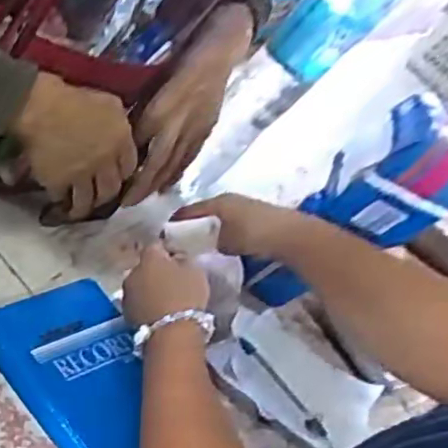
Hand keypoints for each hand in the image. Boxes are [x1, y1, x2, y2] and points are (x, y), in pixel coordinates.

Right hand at [12, 74, 137, 219]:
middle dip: (105, 197)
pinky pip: (62, 199)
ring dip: (83, 208)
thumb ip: (120, 125)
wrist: (43, 110)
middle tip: (98, 198)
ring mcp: (80, 175)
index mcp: (120, 140)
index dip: (123, 175)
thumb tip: (120, 138)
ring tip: (77, 210)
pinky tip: (58, 200)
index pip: (130, 168)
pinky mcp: (58, 184)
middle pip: (110, 190)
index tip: (116, 177)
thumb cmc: (75, 100)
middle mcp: (104, 162)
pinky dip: (60, 201)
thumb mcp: (110, 104)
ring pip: (87, 202)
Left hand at [120, 17, 249, 205]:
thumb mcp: (146, 91)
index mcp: (159, 112)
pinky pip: (188, 159)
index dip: (125, 170)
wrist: (218, 53)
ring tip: (140, 200)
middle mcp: (177, 124)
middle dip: (140, 188)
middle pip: (156, 164)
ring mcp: (195, 129)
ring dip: (155, 186)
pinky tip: (164, 188)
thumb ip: (133, 119)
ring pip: (173, 165)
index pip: (137, 149)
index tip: (110, 186)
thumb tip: (113, 147)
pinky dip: (174, 175)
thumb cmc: (174, 70)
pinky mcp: (206, 131)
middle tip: (124, 205)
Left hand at [122, 242, 209, 326]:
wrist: (170, 329)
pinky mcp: (125, 311)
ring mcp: (125, 294)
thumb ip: (182, 260)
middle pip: (143, 266)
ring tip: (163, 292)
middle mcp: (131, 275)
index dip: (165, 249)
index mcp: (148, 260)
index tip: (176, 255)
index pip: (154, 246)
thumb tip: (173, 259)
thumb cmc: (186, 295)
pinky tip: (155, 305)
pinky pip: (136, 299)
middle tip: (171, 275)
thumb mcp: (194, 271)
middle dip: (154, 268)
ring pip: (137, 283)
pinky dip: (143, 299)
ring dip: (147, 284)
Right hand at [171, 193, 311, 257]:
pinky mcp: (248, 215)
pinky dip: (212, 232)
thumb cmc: (250, 235)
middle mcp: (226, 199)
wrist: (288, 235)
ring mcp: (238, 206)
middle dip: (184, 228)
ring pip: (209, 219)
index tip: (159, 241)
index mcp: (215, 202)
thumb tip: (184, 246)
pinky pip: (221, 223)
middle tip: (171, 246)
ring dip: (199, 231)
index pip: (184, 212)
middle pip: (197, 214)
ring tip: (188, 248)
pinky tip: (208, 245)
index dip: (170, 226)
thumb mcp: (218, 241)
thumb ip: (198, 241)